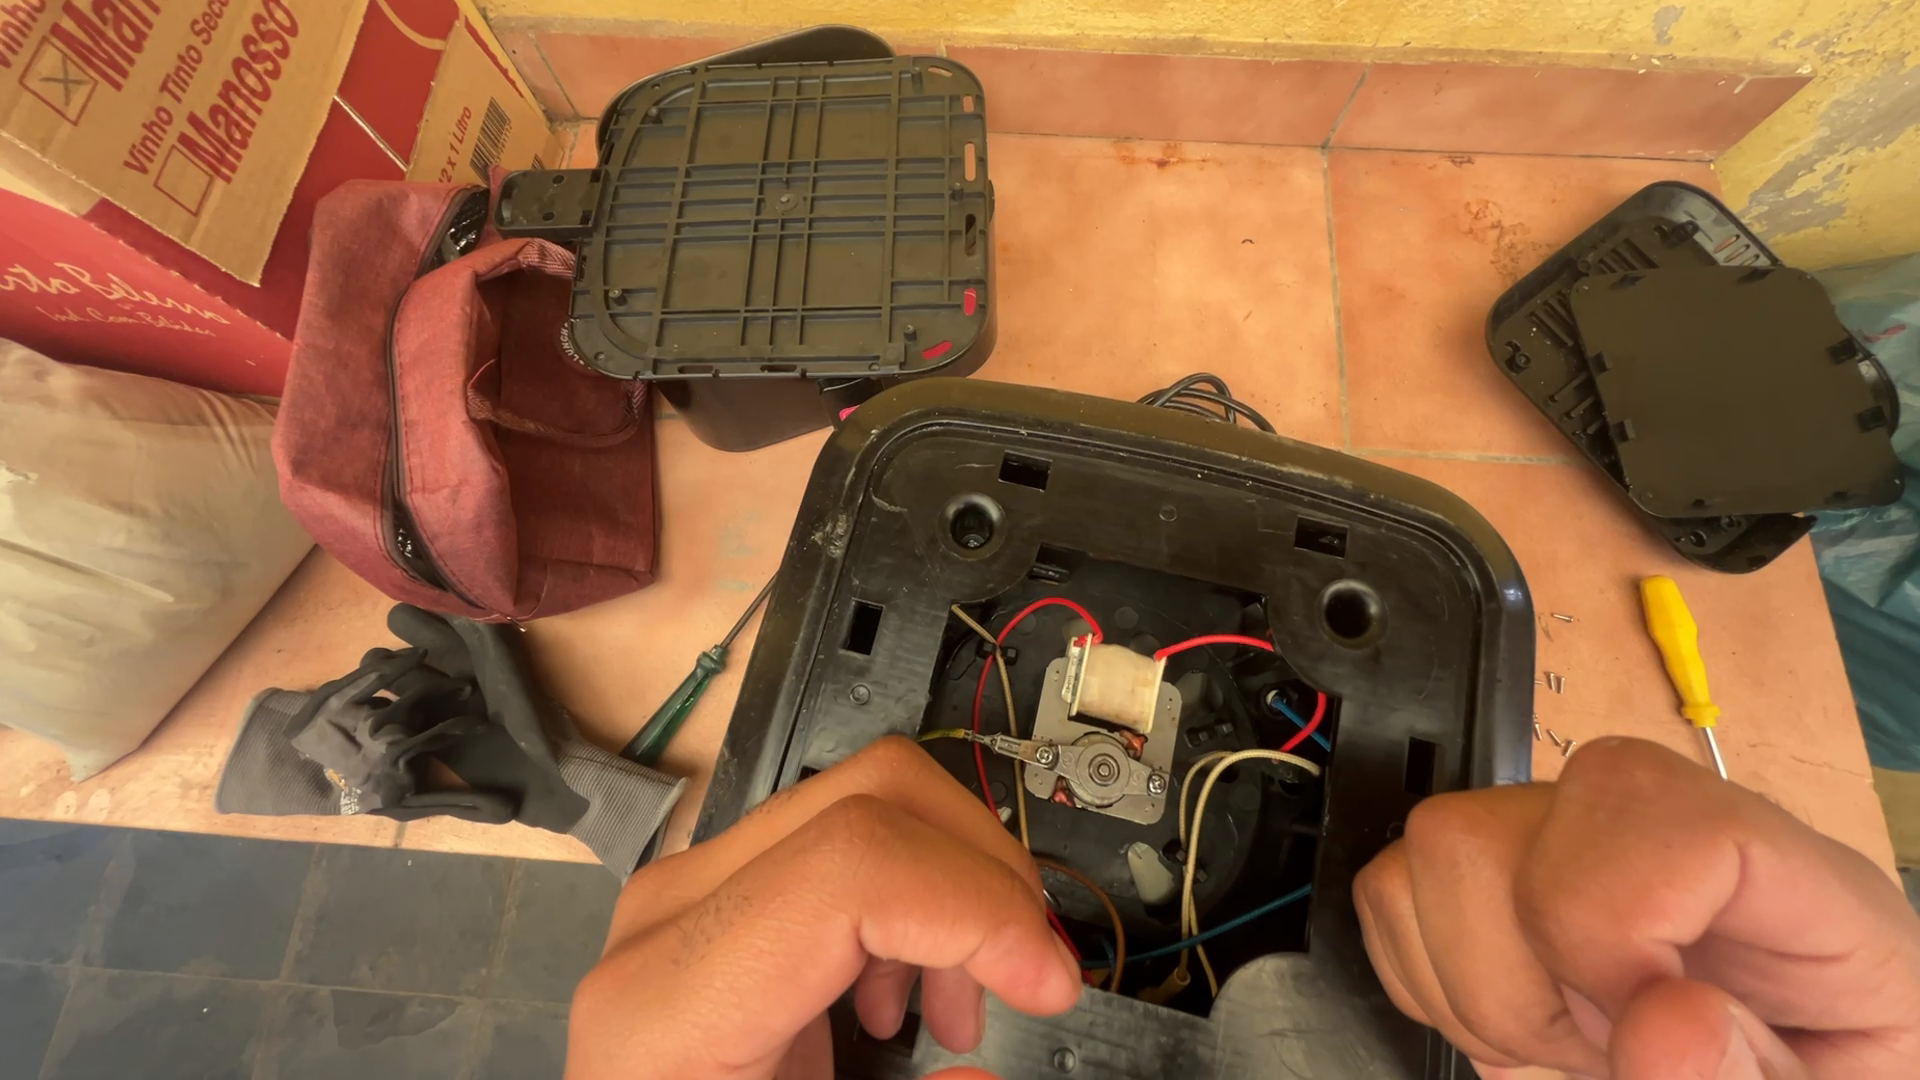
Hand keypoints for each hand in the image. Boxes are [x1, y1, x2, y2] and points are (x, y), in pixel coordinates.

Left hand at [566, 736, 1081, 1078]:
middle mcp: (678, 903)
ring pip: (868, 791)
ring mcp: (698, 877)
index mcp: (673, 999)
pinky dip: (915, 886)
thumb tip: (982, 1072)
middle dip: (984, 869)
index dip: (976, 905)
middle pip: (874, 792)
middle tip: (1028, 973)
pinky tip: (899, 992)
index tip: (1051, 983)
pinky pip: (843, 829)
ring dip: (955, 876)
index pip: (852, 867)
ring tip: (960, 1006)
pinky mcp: (721, 880)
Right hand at [1354, 736, 1919, 1077]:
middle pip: (1472, 840)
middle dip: (1518, 992)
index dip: (1605, 923)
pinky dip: (1428, 983)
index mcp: (1760, 853)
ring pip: (1408, 869)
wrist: (1756, 1058)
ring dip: (1469, 996)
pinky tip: (1510, 1009)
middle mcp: (1614, 809)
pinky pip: (1382, 896)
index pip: (1632, 801)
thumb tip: (1658, 1023)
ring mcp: (1520, 818)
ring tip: (1560, 1036)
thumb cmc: (1811, 1059)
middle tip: (1599, 1052)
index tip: (1638, 1026)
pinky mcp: (1449, 849)